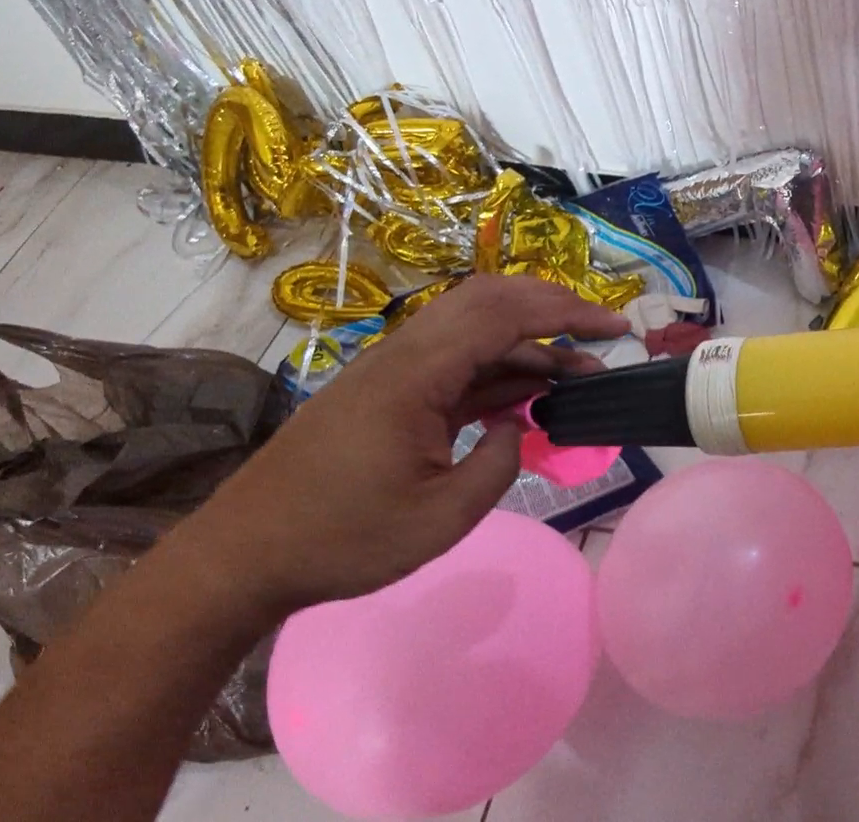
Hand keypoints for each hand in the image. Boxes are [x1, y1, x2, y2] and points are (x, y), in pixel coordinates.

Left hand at [169, 274, 628, 621]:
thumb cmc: (342, 541)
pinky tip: (534, 393)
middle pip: (487, 299)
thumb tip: (519, 426)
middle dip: (553, 306)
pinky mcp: (390, 393)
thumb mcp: (441, 518)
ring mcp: (393, 373)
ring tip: (581, 373)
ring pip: (473, 326)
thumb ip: (499, 464)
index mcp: (414, 377)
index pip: (503, 316)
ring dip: (531, 340)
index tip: (616, 329)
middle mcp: (403, 358)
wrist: (242, 559)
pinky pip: (457, 361)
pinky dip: (503, 366)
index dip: (566, 313)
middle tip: (603, 332)